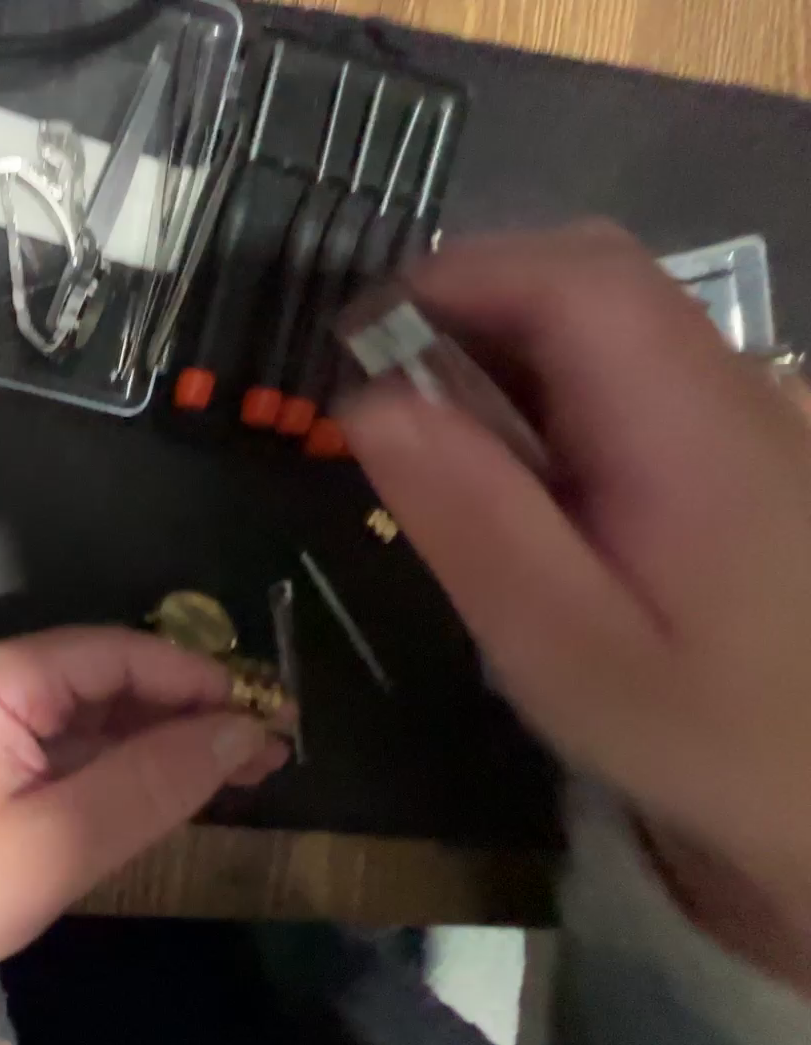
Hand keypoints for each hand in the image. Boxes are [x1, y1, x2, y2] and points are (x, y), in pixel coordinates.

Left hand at [0, 627, 286, 1039]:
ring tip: (239, 770)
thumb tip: (243, 732)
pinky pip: (64, 739)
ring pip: (90, 709)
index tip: (272, 714)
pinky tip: (166, 783)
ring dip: (157, 736)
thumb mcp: (61, 839)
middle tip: (268, 752)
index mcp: (2, 674)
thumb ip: (153, 781)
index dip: (199, 680)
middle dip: (186, 710)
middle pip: (107, 675)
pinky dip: (116, 759)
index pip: (120, 653)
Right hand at [338, 222, 810, 985]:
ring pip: (600, 315)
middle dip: (460, 297)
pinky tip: (487, 447)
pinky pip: (610, 365)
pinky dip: (520, 374)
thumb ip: (467, 516)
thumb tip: (368, 404)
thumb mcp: (556, 637)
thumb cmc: (700, 725)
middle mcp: (729, 392)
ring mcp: (738, 410)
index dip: (450, 281)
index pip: (577, 285)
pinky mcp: (726, 439)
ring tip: (412, 416)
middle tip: (366, 375)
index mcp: (692, 433)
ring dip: (484, 336)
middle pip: (593, 276)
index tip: (349, 337)